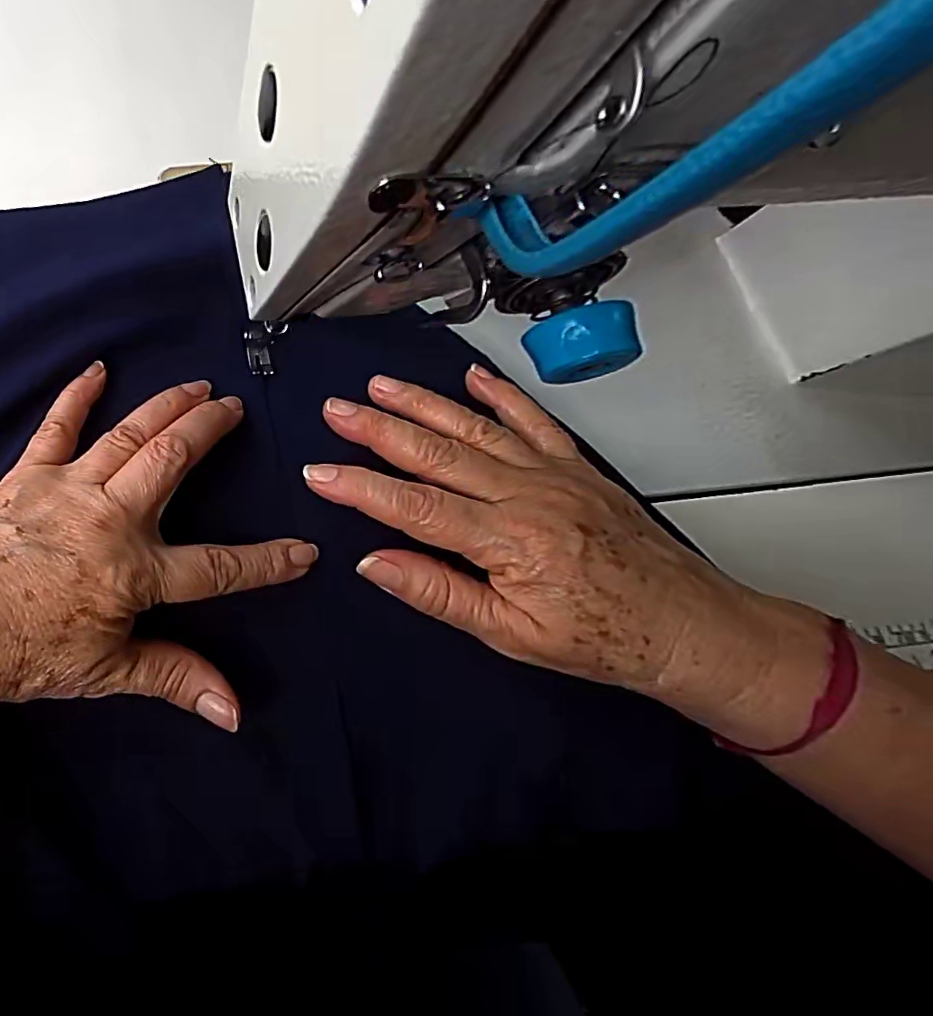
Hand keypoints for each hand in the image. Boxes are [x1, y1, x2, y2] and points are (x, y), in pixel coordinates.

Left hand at [0, 363, 315, 734]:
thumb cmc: (16, 653)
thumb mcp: (101, 673)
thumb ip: (172, 677)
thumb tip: (235, 712)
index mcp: (133, 573)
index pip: (218, 567)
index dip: (266, 561)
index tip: (303, 550)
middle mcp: (108, 519)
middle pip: (173, 464)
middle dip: (209, 432)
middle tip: (232, 410)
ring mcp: (66, 490)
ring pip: (129, 436)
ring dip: (165, 406)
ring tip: (194, 387)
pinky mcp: (26, 476)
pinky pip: (56, 427)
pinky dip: (77, 395)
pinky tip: (96, 369)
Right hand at [302, 364, 828, 742]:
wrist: (696, 629)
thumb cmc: (603, 638)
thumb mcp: (508, 632)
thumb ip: (435, 593)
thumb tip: (373, 564)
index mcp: (510, 542)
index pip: (414, 506)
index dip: (359, 487)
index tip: (319, 473)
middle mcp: (530, 497)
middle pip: (436, 454)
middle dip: (378, 428)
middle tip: (336, 410)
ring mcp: (555, 476)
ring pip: (474, 429)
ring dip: (422, 404)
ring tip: (380, 387)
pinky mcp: (577, 469)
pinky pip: (535, 422)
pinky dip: (502, 396)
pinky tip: (471, 378)